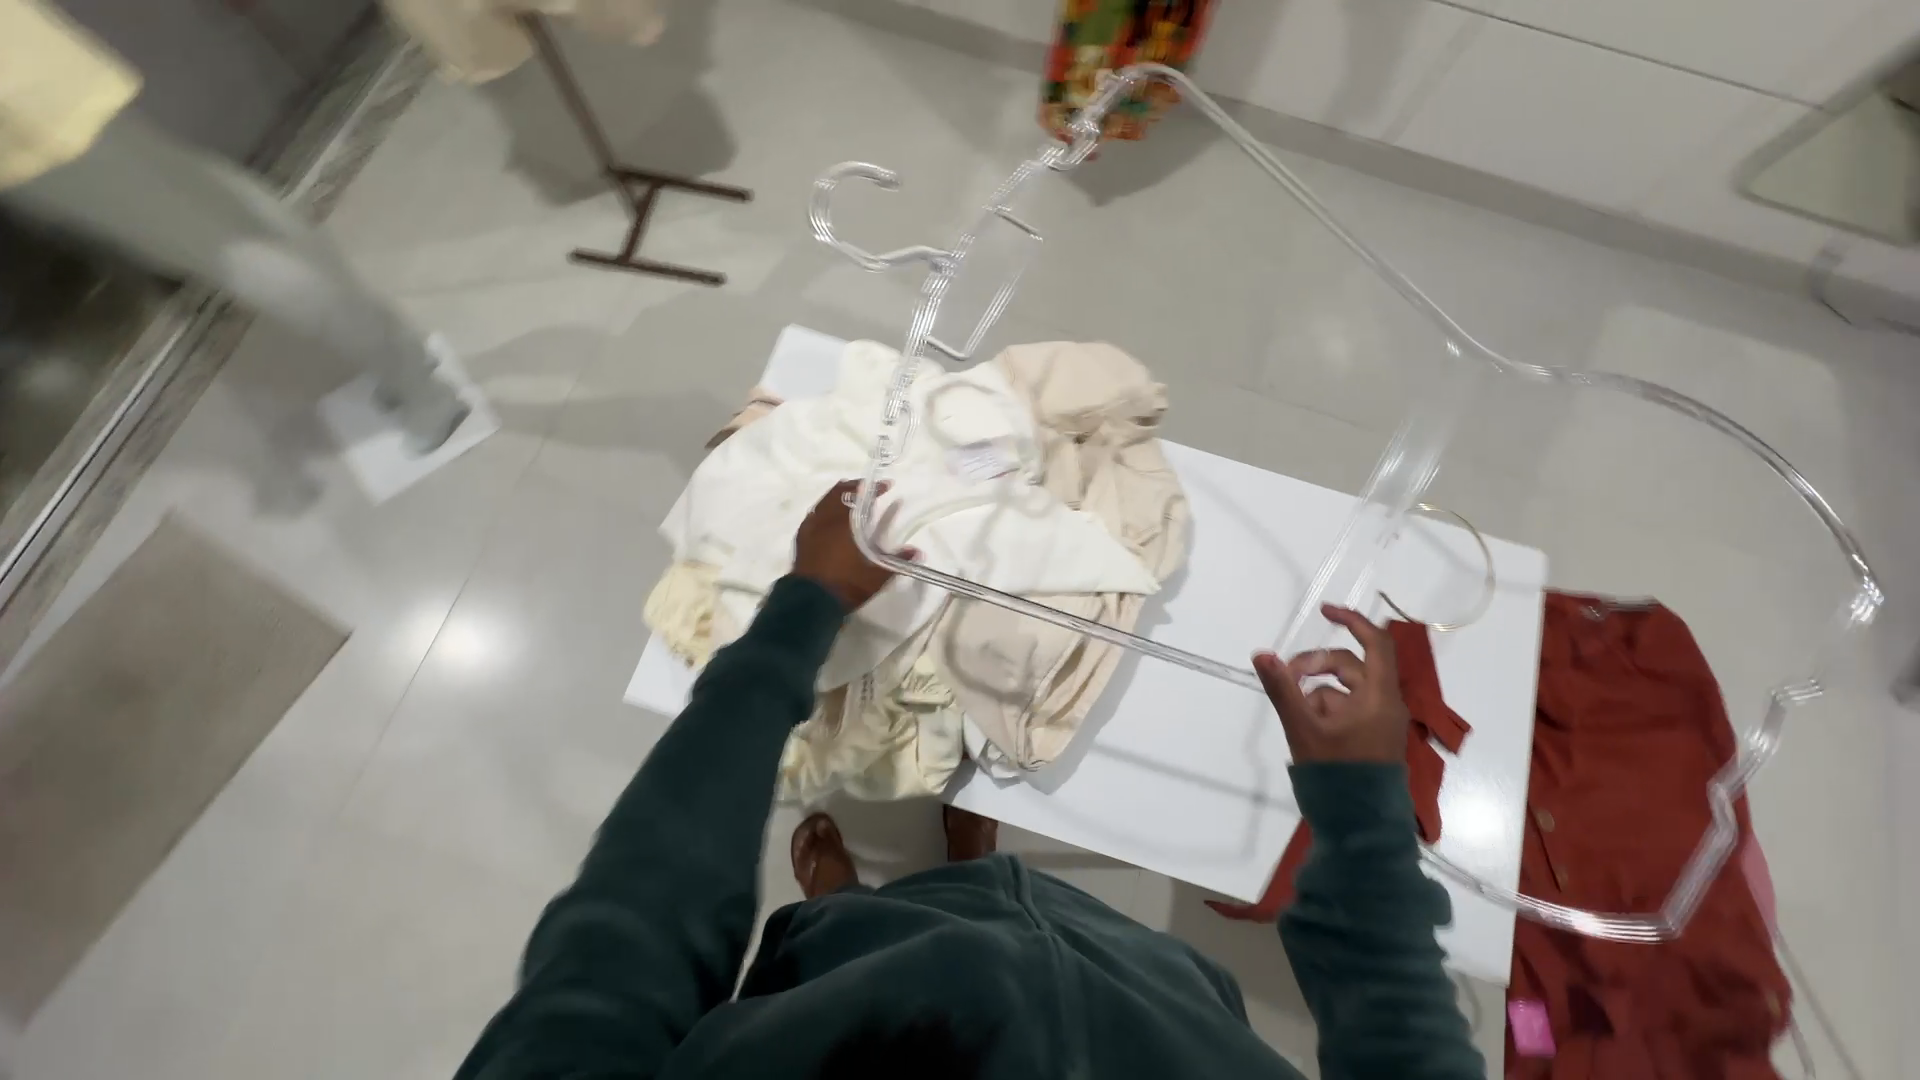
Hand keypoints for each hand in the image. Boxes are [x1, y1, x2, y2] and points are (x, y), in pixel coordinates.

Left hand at [791, 480, 916, 612]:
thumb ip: (896, 562)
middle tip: (866, 488)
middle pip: (837, 494)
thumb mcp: (875, 577)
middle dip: (853, 487)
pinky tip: (826, 518)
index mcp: (843, 524)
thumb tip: (917, 552)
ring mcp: (809, 530)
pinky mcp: (801, 541)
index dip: (872, 488)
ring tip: (847, 498)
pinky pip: (812, 517)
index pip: (858, 496)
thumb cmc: (845, 586)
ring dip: (836, 496)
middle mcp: (824, 521)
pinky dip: (823, 510)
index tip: (886, 485)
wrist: (809, 604)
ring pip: (823, 503)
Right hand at [1254, 604, 1408, 764]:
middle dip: (1316, 664)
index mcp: (1378, 696)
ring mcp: (1380, 721)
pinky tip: (1307, 726)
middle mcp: (1385, 703)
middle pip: (1350, 665)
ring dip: (1317, 690)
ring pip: (1345, 688)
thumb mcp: (1303, 727)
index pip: (1374, 643)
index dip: (1351, 621)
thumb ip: (1282, 688)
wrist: (1360, 824)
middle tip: (1287, 677)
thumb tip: (1262, 653)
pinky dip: (1326, 707)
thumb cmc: (1335, 772)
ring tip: (1296, 711)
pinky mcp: (1372, 736)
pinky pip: (1348, 707)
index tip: (1324, 611)